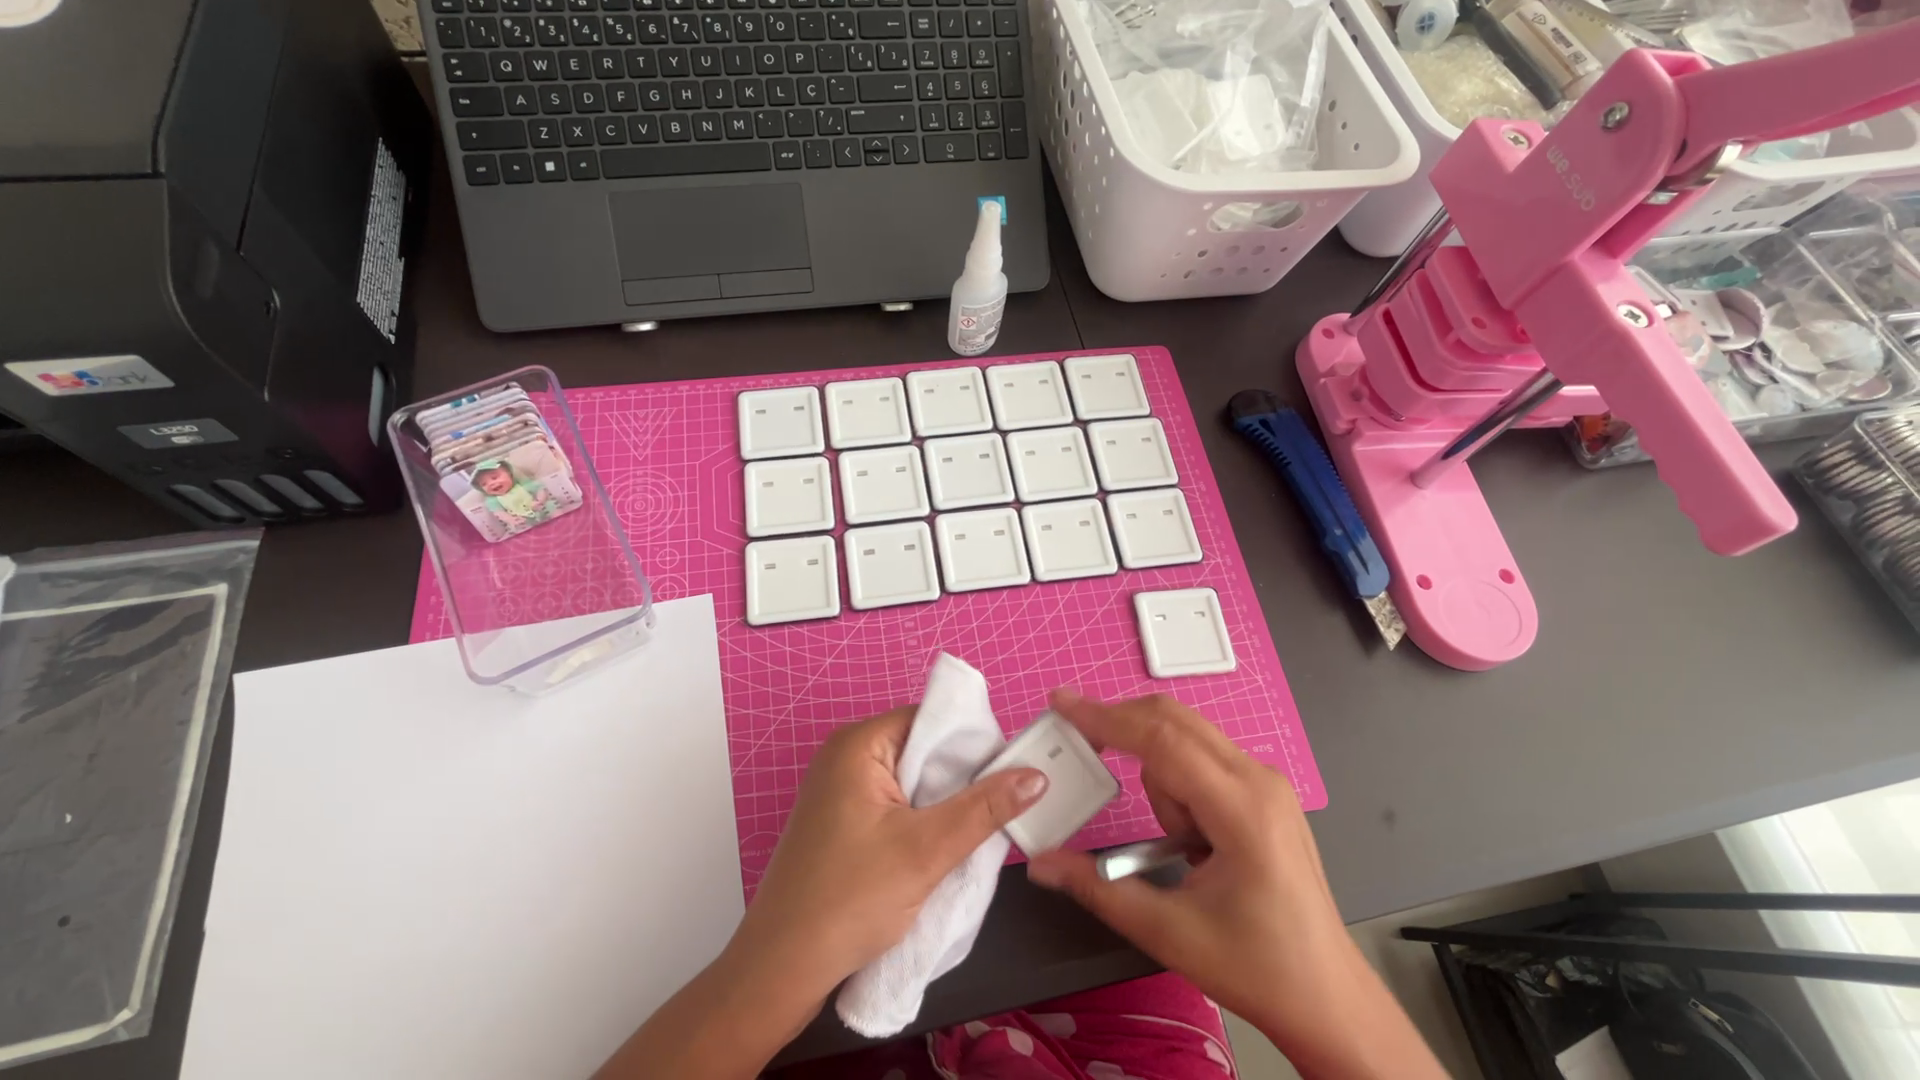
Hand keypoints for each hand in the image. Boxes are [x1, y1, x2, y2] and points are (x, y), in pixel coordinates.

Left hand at [737, 706, 1048, 1003]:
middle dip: (965, 778)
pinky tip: (948, 849)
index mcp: (858, 745)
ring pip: (915, 784)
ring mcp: (843, 793)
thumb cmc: (849, 899)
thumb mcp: (926, 850)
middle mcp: (847, 758)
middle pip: (925, 750)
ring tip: (983, 830)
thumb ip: (984, 809)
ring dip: (948, 806)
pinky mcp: (845, 824)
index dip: (975, 742)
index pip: (931, 719)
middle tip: (1008, 805)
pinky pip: (899, 808)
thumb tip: (1037, 775)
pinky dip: (926, 824)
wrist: (782, 968)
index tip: (1015, 773)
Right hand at [1026, 691, 1347, 1036]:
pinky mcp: (1265, 794)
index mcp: (1241, 809)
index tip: (1061, 704)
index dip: (1107, 718)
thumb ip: (1096, 888)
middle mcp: (1258, 780)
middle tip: (1080, 750)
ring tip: (1180, 850)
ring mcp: (1266, 784)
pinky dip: (1178, 788)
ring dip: (1159, 782)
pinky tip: (1192, 843)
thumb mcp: (1166, 931)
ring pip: (1185, 746)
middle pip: (1174, 724)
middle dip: (1121, 731)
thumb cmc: (1254, 966)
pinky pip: (1202, 765)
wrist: (1326, 996)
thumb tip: (1039, 863)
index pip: (1162, 740)